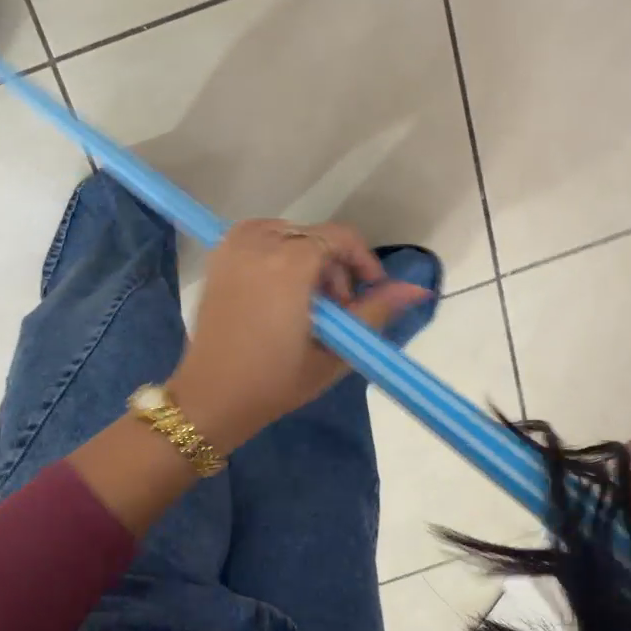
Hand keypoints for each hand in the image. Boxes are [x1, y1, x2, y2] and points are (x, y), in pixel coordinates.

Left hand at [168, 220, 432, 451]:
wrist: (211, 396)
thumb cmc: (275, 380)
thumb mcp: (334, 351)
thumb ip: (375, 312)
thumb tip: (419, 290)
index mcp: (288, 263)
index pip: (340, 238)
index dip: (363, 262)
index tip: (369, 294)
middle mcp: (258, 243)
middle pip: (314, 236)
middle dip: (334, 267)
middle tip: (336, 313)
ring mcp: (232, 247)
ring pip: (288, 234)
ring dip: (306, 260)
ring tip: (308, 306)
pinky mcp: (217, 257)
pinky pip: (259, 238)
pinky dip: (276, 256)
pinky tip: (279, 295)